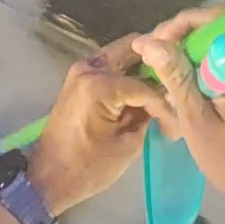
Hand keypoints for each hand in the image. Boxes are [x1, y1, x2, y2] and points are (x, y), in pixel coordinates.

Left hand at [28, 33, 169, 214]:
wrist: (48, 175)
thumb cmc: (87, 167)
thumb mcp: (127, 145)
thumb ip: (147, 115)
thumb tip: (167, 100)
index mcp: (99, 84)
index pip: (147, 85)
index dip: (166, 104)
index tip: (177, 123)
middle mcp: (90, 67)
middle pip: (135, 49)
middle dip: (158, 65)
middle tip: (176, 87)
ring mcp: (83, 68)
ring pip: (124, 54)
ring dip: (144, 68)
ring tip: (165, 92)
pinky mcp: (81, 76)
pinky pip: (112, 66)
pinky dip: (130, 74)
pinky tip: (146, 93)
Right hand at [134, 7, 224, 223]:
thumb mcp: (196, 120)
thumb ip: (175, 76)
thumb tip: (148, 42)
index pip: (212, 20)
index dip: (178, 26)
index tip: (152, 46)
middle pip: (215, 28)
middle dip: (179, 39)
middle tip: (152, 61)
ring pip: (218, 44)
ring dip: (188, 55)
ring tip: (162, 76)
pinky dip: (202, 67)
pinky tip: (184, 89)